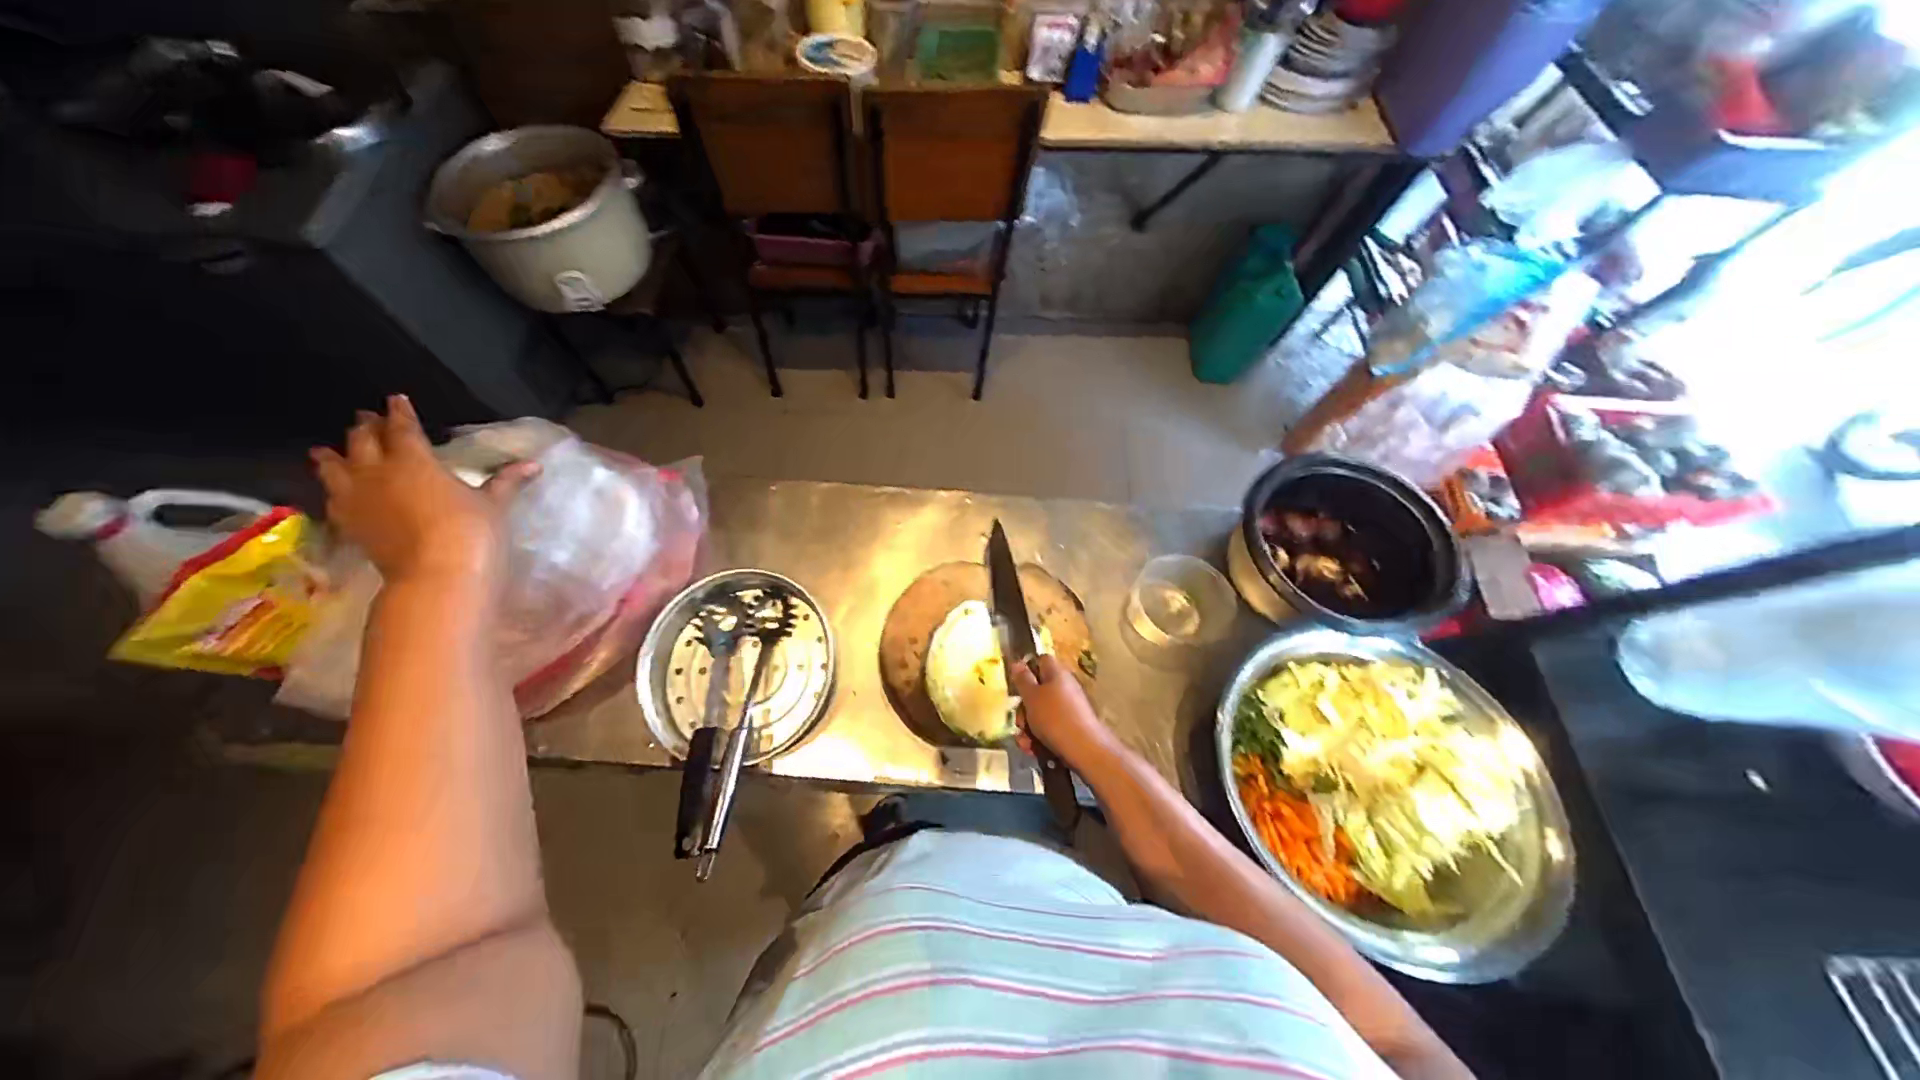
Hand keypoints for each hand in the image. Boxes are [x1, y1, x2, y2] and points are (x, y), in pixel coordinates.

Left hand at [311, 396, 537, 586]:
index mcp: (413, 460)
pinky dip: (332, 488)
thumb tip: (534, 464)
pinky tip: (335, 489)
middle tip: (366, 418)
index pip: (402, 428)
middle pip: (362, 441)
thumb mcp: (494, 503)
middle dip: (366, 427)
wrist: (437, 575)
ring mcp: (357, 499)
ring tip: (328, 449)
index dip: (400, 412)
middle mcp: (377, 472)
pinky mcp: (349, 524)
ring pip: (334, 466)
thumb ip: (506, 481)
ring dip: (334, 455)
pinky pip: (332, 497)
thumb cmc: (472, 531)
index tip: (397, 399)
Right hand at [1011, 655, 1121, 769]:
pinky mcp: (1072, 727)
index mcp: (1057, 674)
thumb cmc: (1054, 717)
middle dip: (1024, 708)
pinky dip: (1040, 737)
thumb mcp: (1032, 697)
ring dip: (1029, 727)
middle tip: (1020, 721)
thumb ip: (1023, 680)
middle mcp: (1065, 688)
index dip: (1027, 669)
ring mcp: (1070, 708)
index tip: (1016, 685)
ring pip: (1041, 712)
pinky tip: (1033, 749)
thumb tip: (1017, 662)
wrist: (1085, 750)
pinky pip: (1050, 727)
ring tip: (1025, 741)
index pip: (1041, 660)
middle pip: (1038, 690)